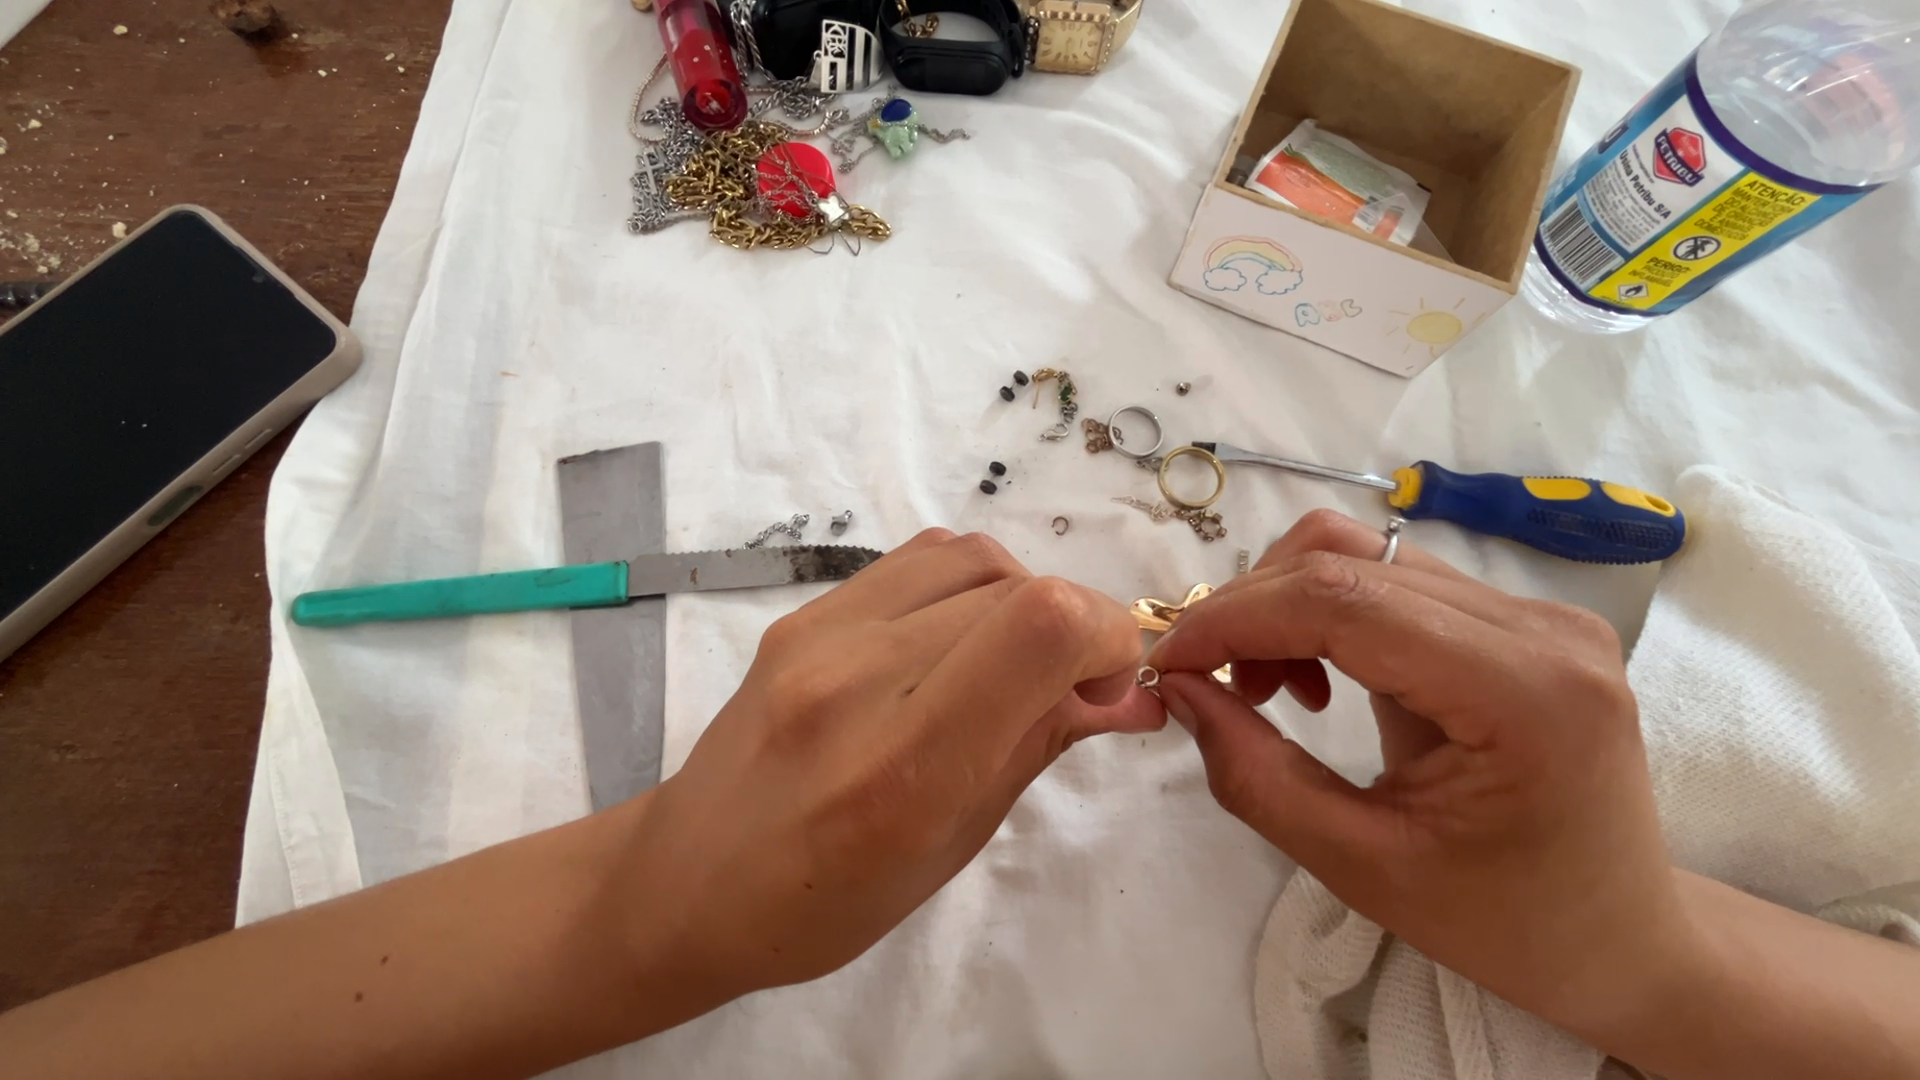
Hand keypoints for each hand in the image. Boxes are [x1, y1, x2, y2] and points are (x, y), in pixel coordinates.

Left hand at [621, 528, 1163, 1000]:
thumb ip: (1042, 743)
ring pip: (972, 557)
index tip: (1111, 681)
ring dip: (1024, 595)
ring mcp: (820, 633)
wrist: (691, 877)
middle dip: (1076, 622)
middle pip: (1015, 587)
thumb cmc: (829, 900)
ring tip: (1013, 655)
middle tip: (1071, 681)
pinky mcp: (803, 611)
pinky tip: (962, 630)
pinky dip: (970, 582)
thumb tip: (1128, 690)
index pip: (1037, 628)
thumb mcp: (954, 844)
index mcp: (905, 768)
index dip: (1105, 633)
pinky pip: (919, 560)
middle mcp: (858, 679)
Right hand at [1146, 510, 1693, 1036]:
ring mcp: (1529, 612)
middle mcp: (1535, 625)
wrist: (1628, 937)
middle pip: (1341, 559)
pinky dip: (1314, 612)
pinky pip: (1380, 578)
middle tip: (1206, 683)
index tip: (1169, 665)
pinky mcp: (1508, 617)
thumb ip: (1254, 775)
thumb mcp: (1360, 867)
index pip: (1340, 601)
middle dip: (1245, 610)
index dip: (1234, 619)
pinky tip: (1311, 677)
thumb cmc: (1506, 925)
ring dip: (1277, 606)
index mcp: (1523, 691)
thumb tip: (1180, 689)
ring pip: (1354, 554)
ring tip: (1263, 687)